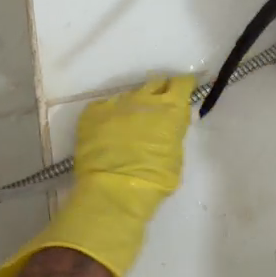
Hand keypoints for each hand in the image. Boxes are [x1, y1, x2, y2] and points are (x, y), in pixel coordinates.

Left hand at [0, 75, 194, 276]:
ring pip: (129, 96)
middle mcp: (144, 98)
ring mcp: (116, 104)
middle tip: (157, 109)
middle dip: (159, 92)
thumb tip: (173, 125)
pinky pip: (104, 107)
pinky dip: (109, 115)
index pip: (181, 83)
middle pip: (155, 83)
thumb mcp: (176, 156)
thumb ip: (175, 133)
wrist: (114, 193)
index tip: (182, 94)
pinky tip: (107, 132)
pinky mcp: (92, 114)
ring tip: (129, 126)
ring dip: (133, 106)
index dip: (183, 87)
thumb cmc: (154, 181)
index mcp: (170, 108)